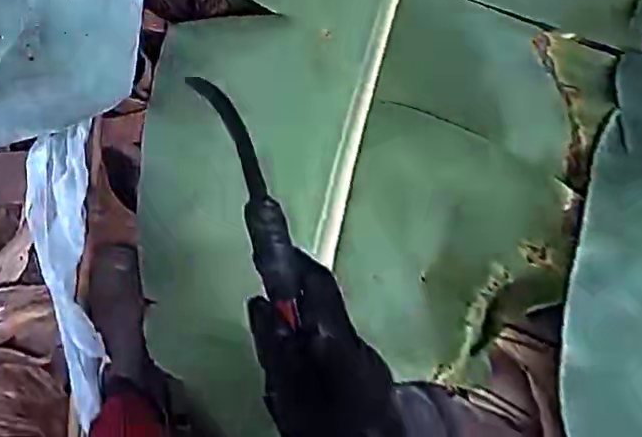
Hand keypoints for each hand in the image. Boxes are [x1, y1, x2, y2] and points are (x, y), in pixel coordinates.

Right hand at [249, 251, 401, 436]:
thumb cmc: (325, 426)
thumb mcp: (287, 388)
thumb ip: (273, 343)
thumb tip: (260, 302)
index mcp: (336, 337)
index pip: (315, 278)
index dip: (289, 251)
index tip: (266, 223)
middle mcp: (361, 345)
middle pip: (322, 303)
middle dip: (295, 296)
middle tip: (268, 298)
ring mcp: (375, 366)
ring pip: (332, 329)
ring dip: (308, 326)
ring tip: (285, 348)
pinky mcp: (380, 386)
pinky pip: (343, 352)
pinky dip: (322, 350)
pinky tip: (309, 372)